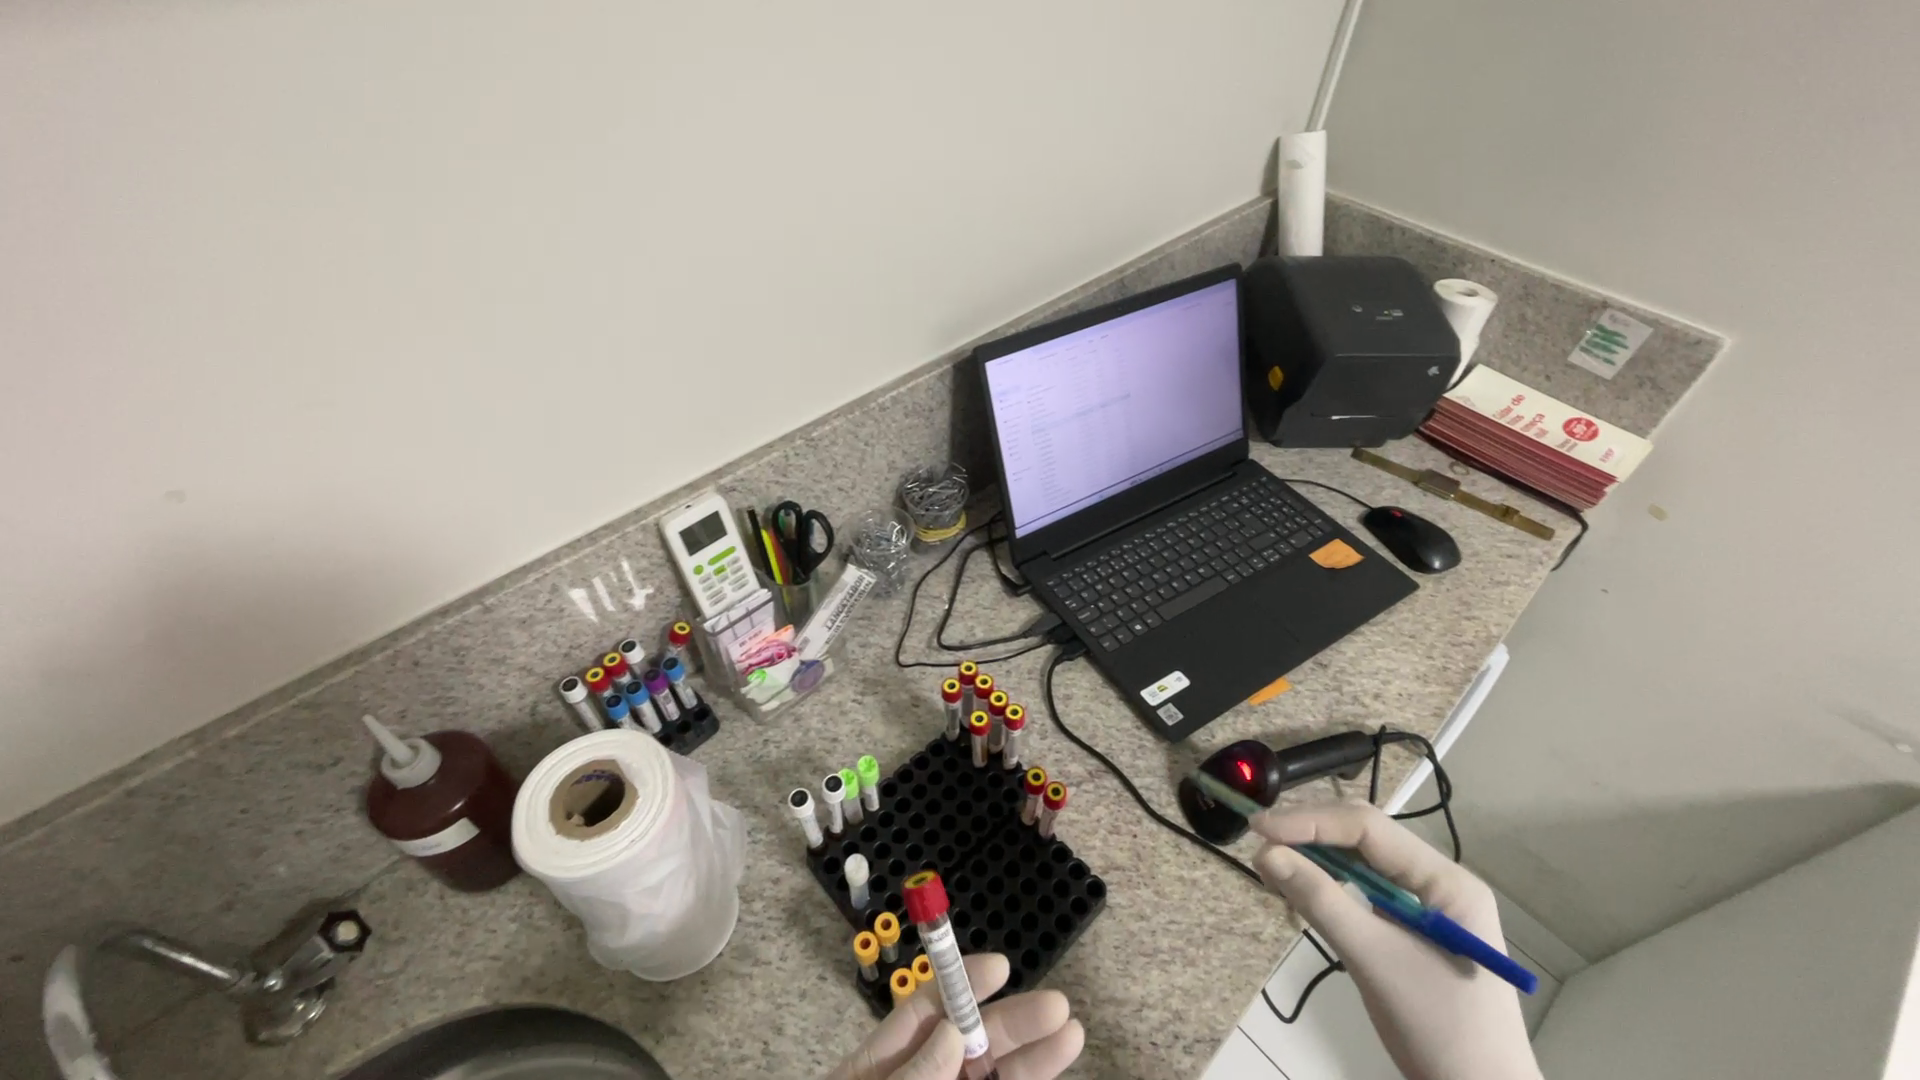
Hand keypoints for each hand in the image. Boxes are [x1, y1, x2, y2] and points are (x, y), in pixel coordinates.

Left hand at [827, 953, 1083, 1079]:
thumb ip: (911, 1076)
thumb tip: (955, 1031)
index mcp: (881, 1070)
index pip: (924, 1014)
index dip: (962, 984)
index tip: (1001, 967)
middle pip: (969, 1048)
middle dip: (1012, 1025)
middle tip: (1057, 1007)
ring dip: (1030, 1066)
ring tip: (1069, 1038)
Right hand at [1251, 803, 1541, 1079]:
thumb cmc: (1438, 1026)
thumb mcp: (1374, 960)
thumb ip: (1320, 901)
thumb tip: (1264, 854)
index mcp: (1446, 880)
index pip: (1368, 829)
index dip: (1310, 822)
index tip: (1259, 829)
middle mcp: (1437, 880)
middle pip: (1363, 836)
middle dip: (1309, 833)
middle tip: (1259, 840)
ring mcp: (1423, 903)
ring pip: (1358, 859)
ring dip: (1313, 856)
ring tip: (1270, 862)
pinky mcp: (1407, 926)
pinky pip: (1360, 887)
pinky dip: (1325, 883)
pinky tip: (1296, 885)